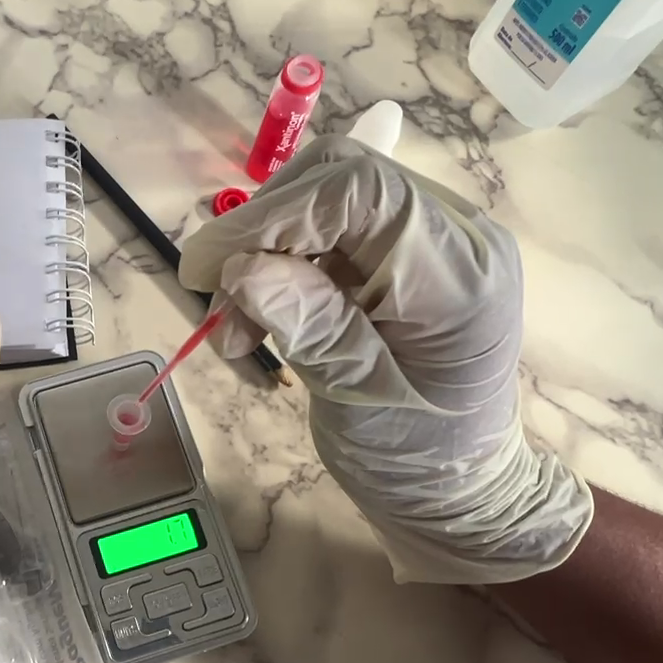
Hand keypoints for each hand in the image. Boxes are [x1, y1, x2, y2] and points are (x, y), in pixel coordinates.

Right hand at [180, 136, 589, 583]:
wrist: (454, 485)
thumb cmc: (414, 460)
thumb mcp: (358, 403)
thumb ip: (311, 328)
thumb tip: (242, 266)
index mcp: (458, 275)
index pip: (358, 193)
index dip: (271, 216)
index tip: (204, 268)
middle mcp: (455, 236)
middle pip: (340, 177)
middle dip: (262, 229)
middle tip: (217, 299)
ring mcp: (430, 240)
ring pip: (324, 198)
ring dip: (263, 251)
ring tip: (237, 330)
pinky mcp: (401, 256)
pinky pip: (326, 232)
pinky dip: (278, 266)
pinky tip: (259, 318)